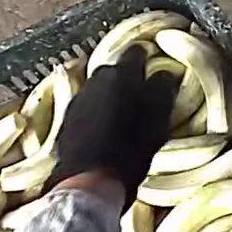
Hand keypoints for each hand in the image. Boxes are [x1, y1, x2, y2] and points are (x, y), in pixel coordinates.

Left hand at [44, 45, 179, 199]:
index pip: (137, 52)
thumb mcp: (159, 118)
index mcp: (122, 74)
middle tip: (142, 94)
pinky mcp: (67, 119)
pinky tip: (107, 128)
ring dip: (111, 95)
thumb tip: (164, 74)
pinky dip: (98, 111)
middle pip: (116, 69)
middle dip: (128, 78)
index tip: (156, 66)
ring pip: (100, 88)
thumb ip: (162, 90)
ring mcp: (79, 99)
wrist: (90, 179)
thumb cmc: (132, 146)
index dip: (148, 57)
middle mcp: (96, 79)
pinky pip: (88, 106)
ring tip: (125, 113)